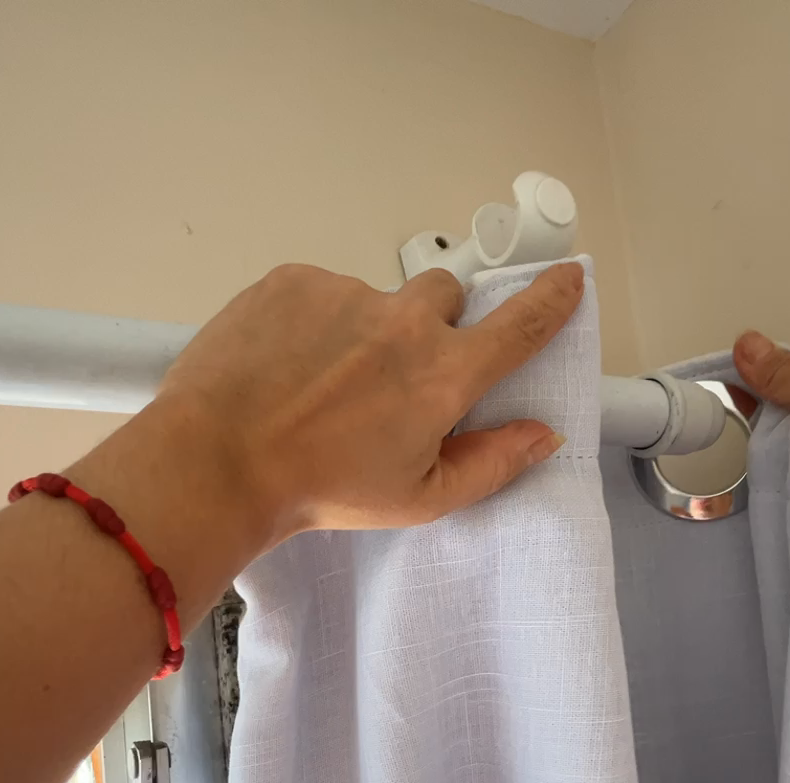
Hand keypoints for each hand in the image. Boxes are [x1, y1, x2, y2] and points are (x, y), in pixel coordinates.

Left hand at [149, 262, 581, 537]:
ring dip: (361, 330)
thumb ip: (492, 463)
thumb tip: (544, 435)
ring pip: (374, 298)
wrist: (220, 463)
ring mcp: (345, 292)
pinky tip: (285, 366)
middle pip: (444, 295)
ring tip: (317, 384)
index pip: (519, 326)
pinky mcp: (292, 279)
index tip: (568, 277)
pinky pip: (320, 291)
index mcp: (441, 375)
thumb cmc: (320, 489)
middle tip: (388, 376)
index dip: (551, 300)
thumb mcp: (417, 497)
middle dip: (431, 325)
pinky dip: (312, 321)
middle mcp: (403, 321)